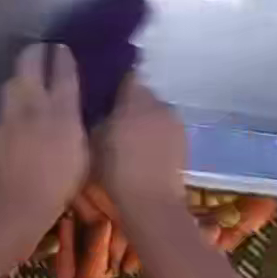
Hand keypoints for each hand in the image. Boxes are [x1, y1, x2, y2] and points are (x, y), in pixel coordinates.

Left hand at [0, 42, 87, 232]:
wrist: (15, 203)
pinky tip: (14, 114)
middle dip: (35, 53)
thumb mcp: (82, 154)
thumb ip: (76, 126)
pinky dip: (10, 106)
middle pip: (29, 63)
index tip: (62, 48)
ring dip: (19, 76)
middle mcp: (33, 105)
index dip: (63, 57)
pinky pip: (2, 109)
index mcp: (62, 111)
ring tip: (27, 79)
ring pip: (11, 82)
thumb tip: (73, 113)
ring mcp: (8, 115)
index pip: (63, 72)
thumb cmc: (59, 186)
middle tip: (41, 51)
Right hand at [96, 74, 187, 213]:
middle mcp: (159, 104)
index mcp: (135, 99)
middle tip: (109, 117)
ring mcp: (175, 122)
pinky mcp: (184, 141)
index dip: (113, 81)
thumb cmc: (115, 170)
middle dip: (127, 102)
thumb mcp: (92, 140)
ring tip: (125, 136)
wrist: (151, 202)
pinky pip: (164, 127)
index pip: (126, 75)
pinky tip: (141, 150)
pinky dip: (153, 133)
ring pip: (154, 111)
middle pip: (142, 93)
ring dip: (141, 118)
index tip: (100, 91)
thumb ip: (95, 116)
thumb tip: (94, 104)